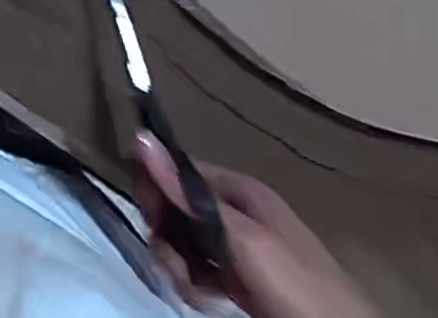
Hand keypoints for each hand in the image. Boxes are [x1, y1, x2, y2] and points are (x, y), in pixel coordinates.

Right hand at [136, 133, 378, 317]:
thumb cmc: (297, 286)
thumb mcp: (239, 236)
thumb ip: (187, 192)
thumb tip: (140, 137)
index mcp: (238, 189)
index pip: (175, 168)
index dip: (155, 188)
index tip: (152, 218)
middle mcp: (235, 210)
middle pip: (175, 207)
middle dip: (167, 235)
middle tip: (177, 264)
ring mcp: (238, 247)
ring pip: (182, 241)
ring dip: (179, 265)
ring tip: (198, 291)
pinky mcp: (239, 279)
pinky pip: (197, 268)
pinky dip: (193, 284)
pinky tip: (207, 300)